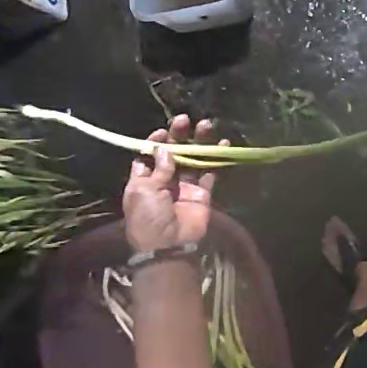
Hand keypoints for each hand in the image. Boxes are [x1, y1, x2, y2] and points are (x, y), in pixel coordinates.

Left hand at [124, 114, 223, 252]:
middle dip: (179, 136)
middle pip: (173, 153)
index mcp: (144, 180)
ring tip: (206, 126)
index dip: (156, 142)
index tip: (163, 131)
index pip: (150, 155)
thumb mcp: (144, 191)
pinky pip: (210, 173)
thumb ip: (158, 169)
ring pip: (193, 160)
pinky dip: (216, 160)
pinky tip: (222, 145)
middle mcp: (164, 181)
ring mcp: (184, 187)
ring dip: (199, 143)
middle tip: (185, 120)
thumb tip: (166, 149)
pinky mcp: (202, 194)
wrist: (168, 247)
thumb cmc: (148, 218)